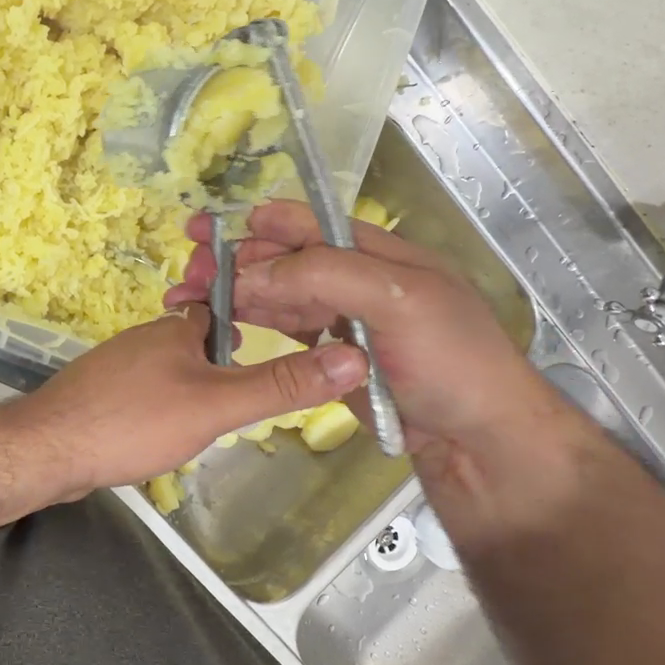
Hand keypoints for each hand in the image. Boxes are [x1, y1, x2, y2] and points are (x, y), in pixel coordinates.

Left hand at [6, 303, 369, 492]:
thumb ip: (280, 385)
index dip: (252, 326)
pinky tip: (163, 435)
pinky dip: (159, 408)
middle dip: (222, 366)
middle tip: (251, 399)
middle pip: (195, 344)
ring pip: (167, 371)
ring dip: (191, 389)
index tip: (279, 352)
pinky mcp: (94, 396)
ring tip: (215, 422)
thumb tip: (355, 356)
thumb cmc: (133, 422)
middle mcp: (140, 340)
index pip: (222, 312)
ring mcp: (112, 368)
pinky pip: (139, 394)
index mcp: (172, 330)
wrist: (47, 451)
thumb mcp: (216, 405)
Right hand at [169, 201, 581, 497]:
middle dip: (235, 261)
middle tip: (190, 275)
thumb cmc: (451, 361)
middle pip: (283, 259)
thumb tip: (249, 272)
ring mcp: (341, 317)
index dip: (260, 225)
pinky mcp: (329, 351)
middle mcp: (355, 278)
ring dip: (233, 291)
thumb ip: (325, 275)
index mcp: (378, 253)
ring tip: (189, 298)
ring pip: (275, 292)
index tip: (209, 232)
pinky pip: (281, 326)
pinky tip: (222, 323)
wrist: (476, 439)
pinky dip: (250, 320)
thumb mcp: (398, 300)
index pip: (309, 225)